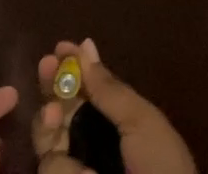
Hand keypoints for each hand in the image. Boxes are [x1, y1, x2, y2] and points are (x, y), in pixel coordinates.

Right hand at [33, 39, 196, 173]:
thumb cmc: (161, 166)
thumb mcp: (142, 122)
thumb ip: (110, 89)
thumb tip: (85, 47)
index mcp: (116, 122)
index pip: (88, 90)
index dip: (73, 68)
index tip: (59, 48)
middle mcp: (91, 142)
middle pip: (59, 110)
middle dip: (50, 87)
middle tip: (46, 68)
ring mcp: (76, 167)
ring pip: (46, 139)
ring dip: (46, 123)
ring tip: (53, 116)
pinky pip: (50, 168)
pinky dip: (63, 167)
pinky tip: (82, 171)